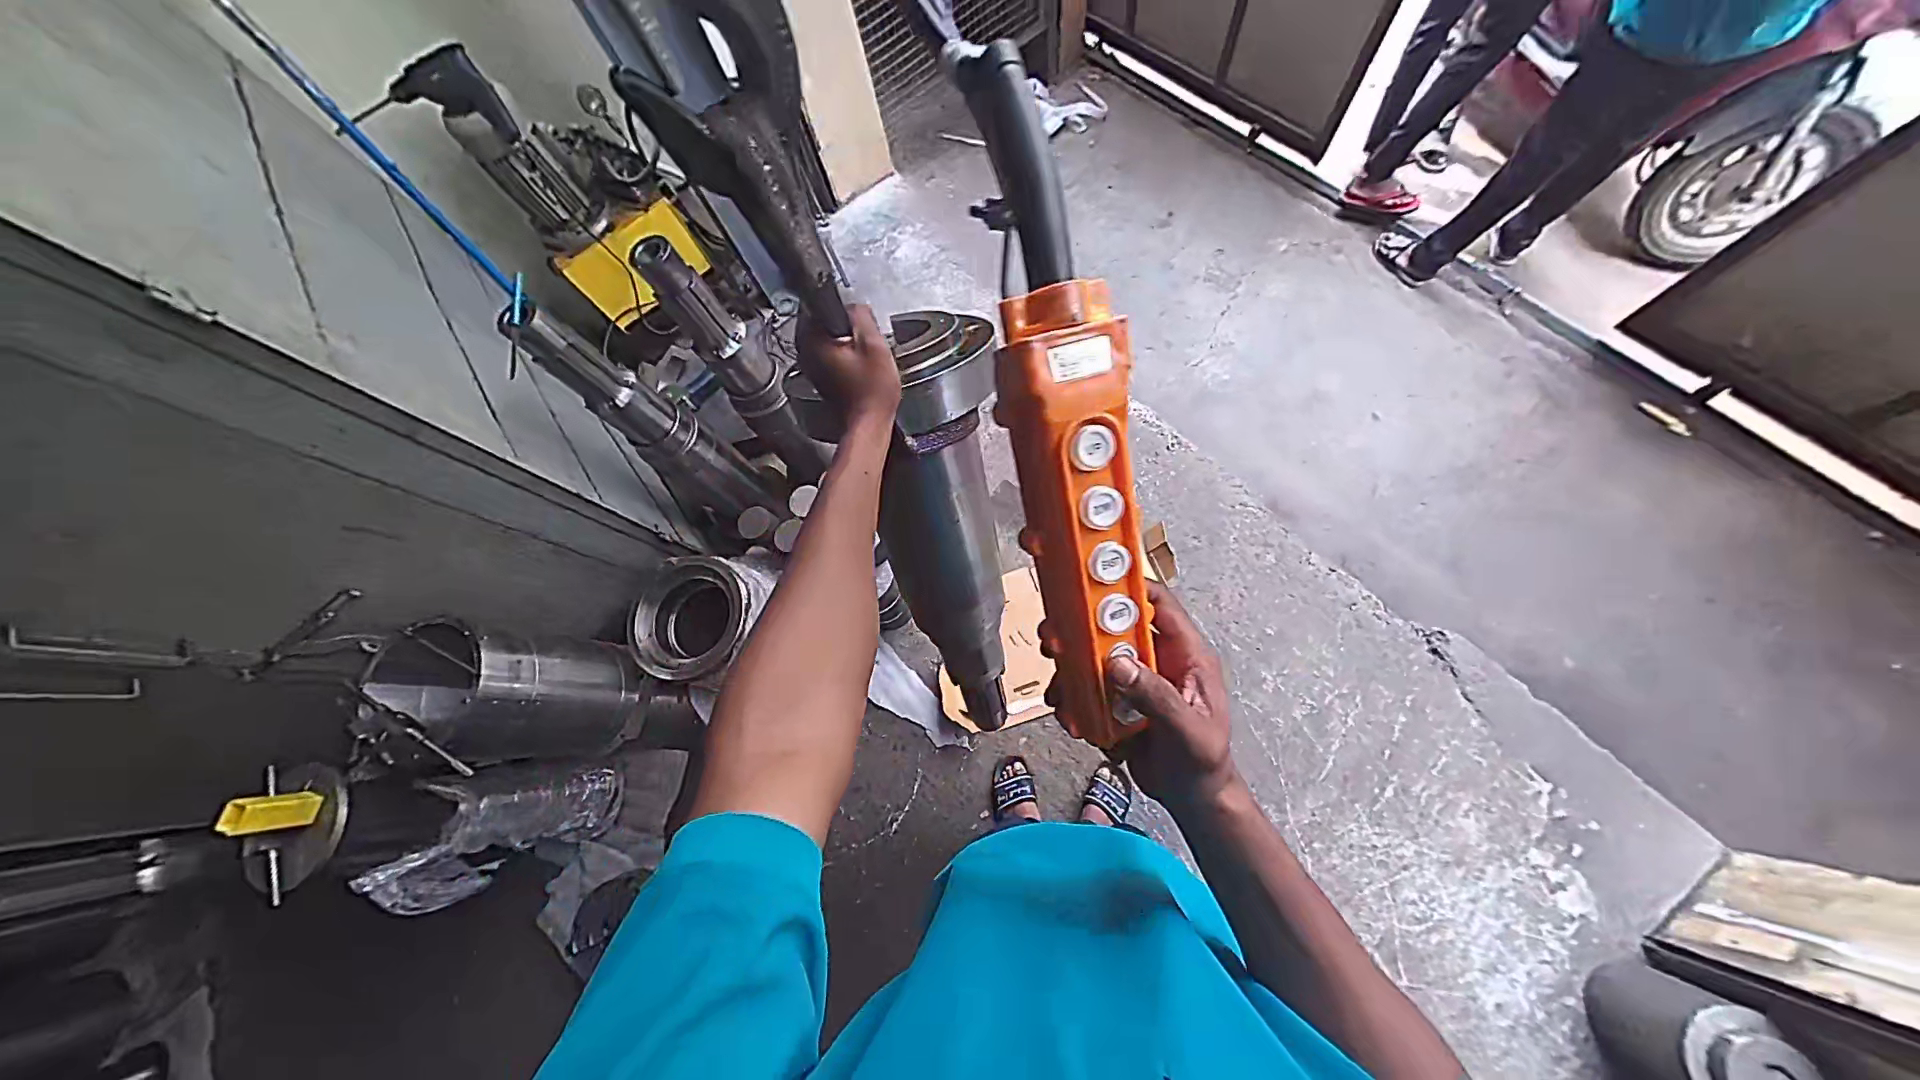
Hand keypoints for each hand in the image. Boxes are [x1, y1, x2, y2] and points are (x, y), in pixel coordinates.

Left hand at [797, 304, 900, 427]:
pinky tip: (860, 363)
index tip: (855, 315)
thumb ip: (861, 316)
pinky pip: (831, 354)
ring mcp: (812, 367)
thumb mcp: (874, 345)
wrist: (869, 422)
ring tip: (863, 351)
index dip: (840, 306)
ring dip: (844, 339)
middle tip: (863, 335)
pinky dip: (844, 354)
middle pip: (822, 322)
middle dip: (843, 323)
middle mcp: (806, 354)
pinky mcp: (822, 377)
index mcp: (813, 342)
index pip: (816, 305)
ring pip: (827, 338)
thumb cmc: (871, 392)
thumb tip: (855, 306)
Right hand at [1046, 582, 1240, 807]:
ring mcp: (1134, 679)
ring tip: (1060, 688)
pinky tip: (1071, 714)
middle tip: (1058, 639)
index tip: (1096, 585)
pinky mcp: (1116, 700)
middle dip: (1082, 631)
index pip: (1159, 605)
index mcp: (1186, 655)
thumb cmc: (1204, 762)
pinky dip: (1073, 699)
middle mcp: (1157, 660)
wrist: (1192, 796)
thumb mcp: (1187, 729)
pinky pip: (1087, 688)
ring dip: (1072, 670)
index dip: (1129, 588)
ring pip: (1094, 657)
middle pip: (1114, 628)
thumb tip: (1119, 665)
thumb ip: (1156, 696)